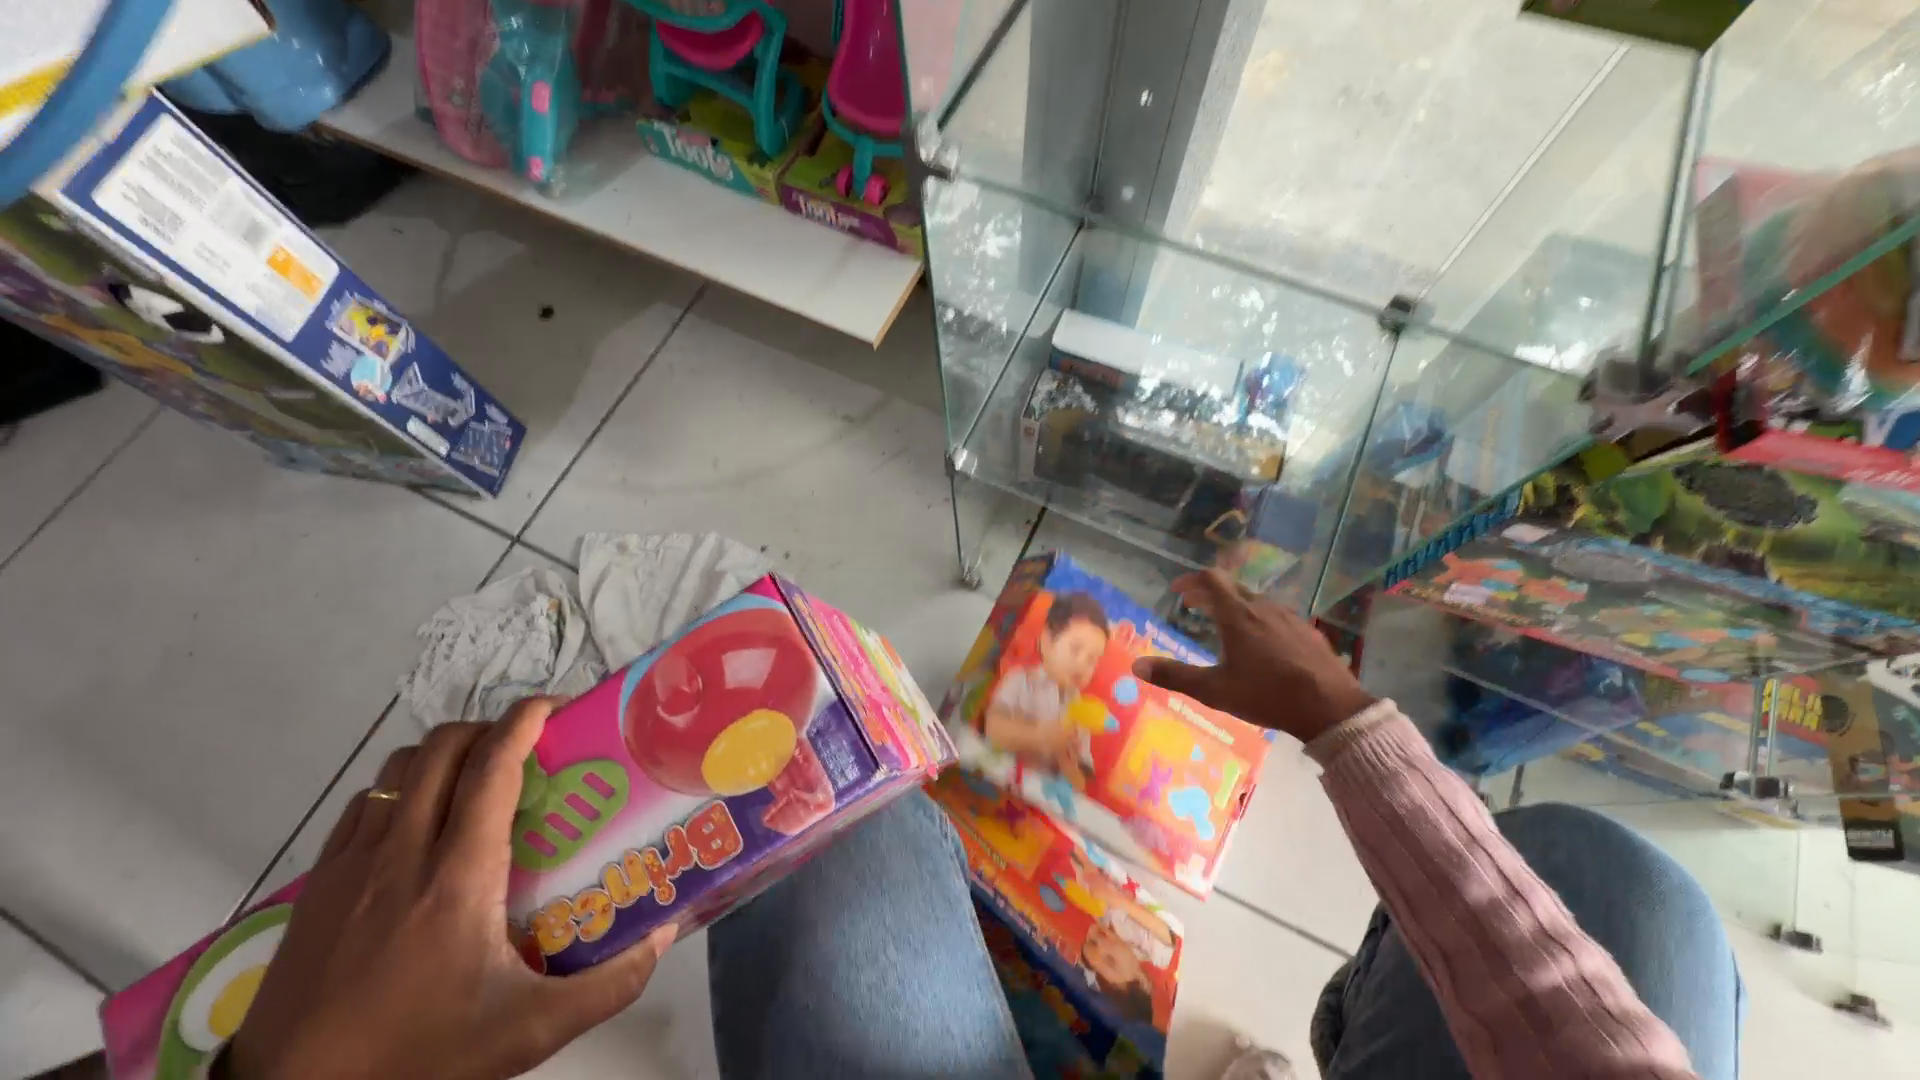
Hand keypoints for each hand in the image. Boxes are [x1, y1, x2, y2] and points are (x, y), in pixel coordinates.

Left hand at [224, 698, 675, 1079]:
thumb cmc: (421, 1053)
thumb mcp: (531, 1032)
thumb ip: (610, 985)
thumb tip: (662, 936)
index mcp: (459, 875)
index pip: (491, 767)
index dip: (524, 721)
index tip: (556, 706)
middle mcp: (403, 852)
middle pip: (442, 748)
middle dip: (488, 727)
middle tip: (527, 747)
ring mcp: (351, 863)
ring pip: (399, 768)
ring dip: (443, 754)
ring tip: (477, 778)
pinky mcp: (316, 882)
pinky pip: (365, 803)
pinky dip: (402, 788)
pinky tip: (420, 823)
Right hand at [1133, 570, 1375, 744]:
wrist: (1330, 707)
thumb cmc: (1266, 694)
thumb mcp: (1214, 689)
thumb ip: (1175, 675)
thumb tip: (1136, 665)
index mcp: (1237, 615)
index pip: (1211, 580)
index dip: (1191, 580)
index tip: (1177, 591)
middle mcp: (1263, 607)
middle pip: (1233, 587)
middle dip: (1210, 593)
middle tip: (1194, 606)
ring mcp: (1290, 618)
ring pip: (1257, 600)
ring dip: (1236, 605)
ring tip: (1226, 624)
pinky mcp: (1309, 632)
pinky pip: (1277, 615)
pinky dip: (1260, 618)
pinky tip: (1263, 643)